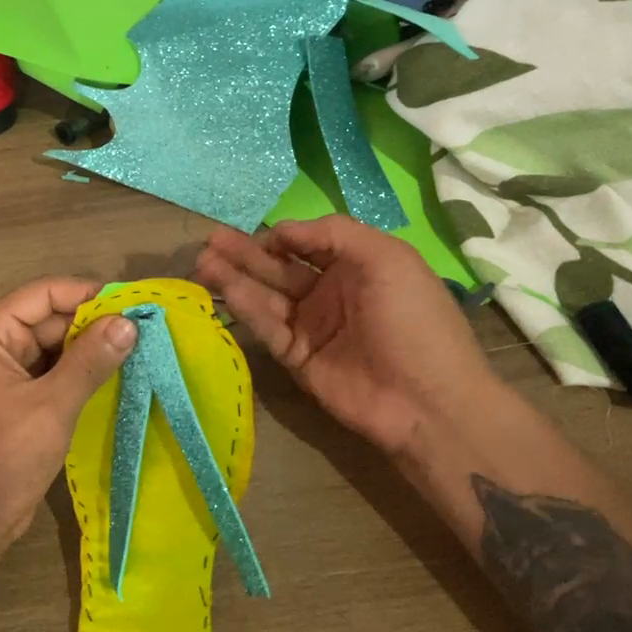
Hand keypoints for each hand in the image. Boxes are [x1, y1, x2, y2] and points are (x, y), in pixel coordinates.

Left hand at [0, 278, 136, 550]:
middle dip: (96, 322)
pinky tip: (119, 372)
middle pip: (52, 316)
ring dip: (93, 346)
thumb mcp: (52, 406)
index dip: (89, 294)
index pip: (44, 293)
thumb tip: (129, 322)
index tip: (135, 304)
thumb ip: (90, 361)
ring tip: (142, 348)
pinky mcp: (19, 393)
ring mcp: (6, 368)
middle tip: (148, 329)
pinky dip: (83, 369)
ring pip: (57, 343)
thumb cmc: (4, 456)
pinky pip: (55, 368)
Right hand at [194, 215, 505, 458]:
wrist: (428, 402)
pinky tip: (225, 291)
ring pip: (265, 296)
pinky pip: (267, 328)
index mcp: (357, 266)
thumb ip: (335, 233)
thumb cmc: (415, 321)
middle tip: (210, 240)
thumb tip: (281, 230)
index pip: (307, 243)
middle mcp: (330, 293)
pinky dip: (246, 309)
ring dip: (235, 278)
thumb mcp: (389, 259)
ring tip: (202, 263)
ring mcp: (312, 326)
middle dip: (245, 253)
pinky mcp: (296, 358)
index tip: (260, 233)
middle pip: (279, 268)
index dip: (281, 235)